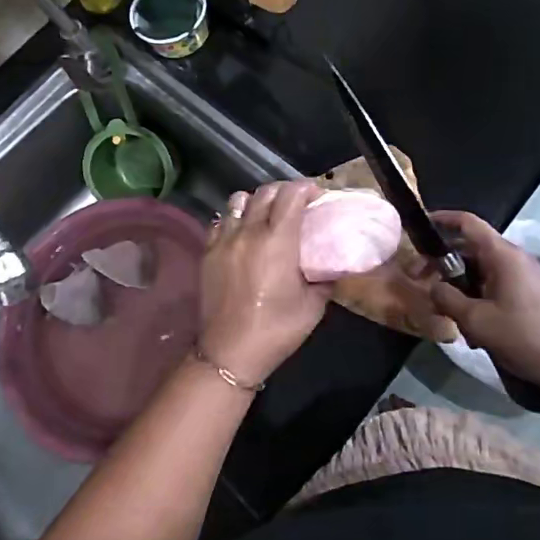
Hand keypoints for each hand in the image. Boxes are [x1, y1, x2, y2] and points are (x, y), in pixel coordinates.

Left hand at [198, 180, 329, 383]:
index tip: (316, 195)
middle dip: (284, 192)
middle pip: (264, 193)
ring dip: (255, 202)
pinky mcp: (207, 252)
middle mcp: (248, 232)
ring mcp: (223, 240)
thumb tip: (331, 265)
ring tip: (266, 215)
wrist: (229, 351)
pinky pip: (221, 222)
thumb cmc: (277, 330)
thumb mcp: (313, 306)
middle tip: (296, 204)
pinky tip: (242, 233)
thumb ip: (324, 278)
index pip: (290, 194)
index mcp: (277, 241)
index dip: (306, 188)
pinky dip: (234, 219)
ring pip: (238, 201)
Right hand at [428, 211, 539, 389]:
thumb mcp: (475, 319)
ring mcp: (523, 275)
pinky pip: (493, 281)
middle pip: (471, 246)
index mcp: (503, 255)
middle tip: (420, 274)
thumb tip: (433, 286)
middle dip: (444, 258)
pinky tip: (465, 317)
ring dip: (459, 280)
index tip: (420, 226)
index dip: (442, 219)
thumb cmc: (521, 337)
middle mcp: (514, 258)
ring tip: (440, 301)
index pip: (468, 223)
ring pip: (480, 267)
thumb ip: (446, 297)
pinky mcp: (527, 291)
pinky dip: (475, 291)